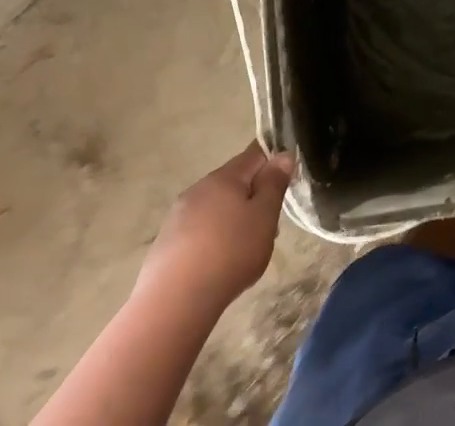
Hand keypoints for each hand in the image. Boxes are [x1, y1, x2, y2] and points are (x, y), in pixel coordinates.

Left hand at [136, 141, 294, 308]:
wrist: (174, 301)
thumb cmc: (230, 252)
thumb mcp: (264, 216)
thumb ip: (274, 184)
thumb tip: (282, 154)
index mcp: (223, 178)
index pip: (254, 153)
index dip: (274, 161)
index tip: (287, 181)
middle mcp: (197, 189)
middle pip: (234, 182)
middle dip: (255, 197)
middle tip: (270, 225)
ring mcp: (178, 216)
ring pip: (217, 207)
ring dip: (236, 219)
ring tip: (247, 249)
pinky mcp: (167, 242)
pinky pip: (201, 229)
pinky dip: (216, 237)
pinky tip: (221, 263)